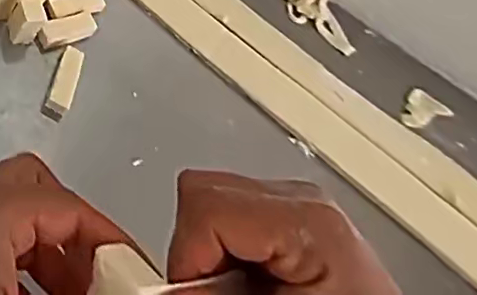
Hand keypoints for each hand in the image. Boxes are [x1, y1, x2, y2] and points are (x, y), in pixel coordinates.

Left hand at [0, 152, 133, 294]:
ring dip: (53, 255)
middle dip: (78, 236)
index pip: (69, 203)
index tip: (139, 275)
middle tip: (104, 282)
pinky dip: (25, 265)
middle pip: (42, 191)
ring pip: (19, 216)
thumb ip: (73, 292)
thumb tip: (113, 289)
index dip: (111, 240)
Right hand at [167, 170, 399, 294]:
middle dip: (194, 247)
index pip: (206, 204)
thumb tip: (169, 289)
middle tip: (207, 293)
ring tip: (238, 292)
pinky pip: (232, 214)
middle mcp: (303, 200)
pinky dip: (226, 249)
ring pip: (211, 199)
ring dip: (208, 248)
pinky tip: (251, 284)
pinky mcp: (295, 219)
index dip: (187, 254)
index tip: (187, 294)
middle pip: (203, 192)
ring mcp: (300, 205)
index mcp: (307, 222)